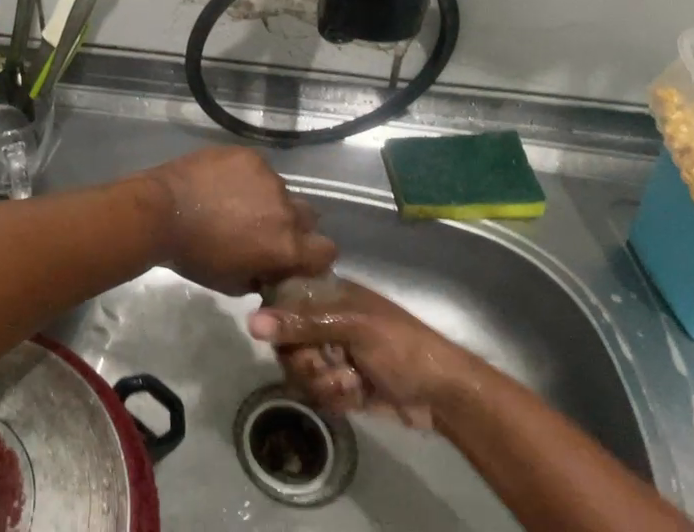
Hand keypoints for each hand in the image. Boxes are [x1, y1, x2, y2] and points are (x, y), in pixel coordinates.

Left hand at [144, 146, 336, 295]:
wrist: (160, 213)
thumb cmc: (194, 256)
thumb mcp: (232, 283)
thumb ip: (263, 277)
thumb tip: (271, 272)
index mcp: (286, 246)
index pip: (326, 251)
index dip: (313, 255)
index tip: (295, 255)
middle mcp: (286, 210)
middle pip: (308, 217)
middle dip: (293, 224)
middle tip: (263, 227)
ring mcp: (268, 178)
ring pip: (281, 190)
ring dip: (267, 198)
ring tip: (234, 201)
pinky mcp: (249, 156)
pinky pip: (259, 168)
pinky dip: (247, 177)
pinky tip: (223, 182)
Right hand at [247, 279, 481, 423]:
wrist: (443, 396)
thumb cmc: (402, 347)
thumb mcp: (352, 328)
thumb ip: (302, 324)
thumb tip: (250, 321)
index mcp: (328, 296)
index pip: (281, 301)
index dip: (279, 322)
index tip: (289, 337)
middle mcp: (325, 322)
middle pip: (285, 342)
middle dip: (304, 361)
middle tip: (326, 364)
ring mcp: (332, 355)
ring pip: (297, 371)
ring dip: (322, 383)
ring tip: (350, 384)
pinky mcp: (340, 385)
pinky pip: (315, 393)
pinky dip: (334, 398)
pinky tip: (356, 397)